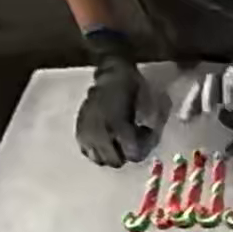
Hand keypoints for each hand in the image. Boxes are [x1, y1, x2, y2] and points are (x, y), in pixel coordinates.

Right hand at [76, 28, 165, 166]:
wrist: (111, 70)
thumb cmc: (133, 87)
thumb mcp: (150, 104)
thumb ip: (153, 125)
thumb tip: (153, 136)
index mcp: (118, 125)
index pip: (132, 155)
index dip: (142, 148)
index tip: (145, 133)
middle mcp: (100, 131)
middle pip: (115, 161)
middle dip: (125, 153)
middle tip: (129, 138)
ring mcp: (87, 130)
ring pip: (100, 159)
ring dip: (110, 153)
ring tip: (116, 139)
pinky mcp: (79, 128)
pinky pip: (87, 151)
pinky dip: (96, 149)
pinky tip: (104, 138)